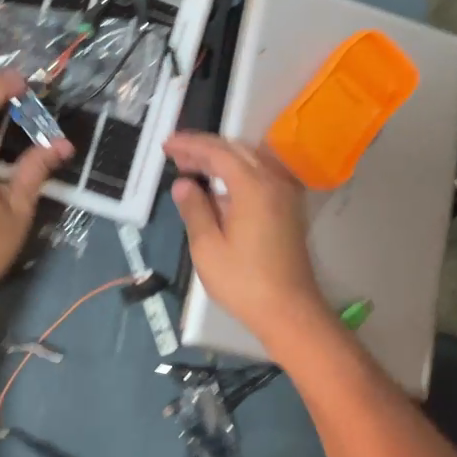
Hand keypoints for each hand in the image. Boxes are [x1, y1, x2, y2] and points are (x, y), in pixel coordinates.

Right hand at [165, 131, 326, 350]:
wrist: (290, 312)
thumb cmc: (244, 282)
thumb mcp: (208, 247)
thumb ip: (194, 210)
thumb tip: (184, 184)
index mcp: (253, 187)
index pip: (217, 152)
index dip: (190, 145)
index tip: (166, 145)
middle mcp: (273, 182)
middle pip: (236, 151)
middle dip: (204, 148)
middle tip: (175, 154)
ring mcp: (285, 195)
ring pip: (250, 161)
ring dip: (221, 159)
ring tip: (192, 166)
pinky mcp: (288, 210)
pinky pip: (260, 176)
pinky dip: (236, 172)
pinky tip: (218, 187)